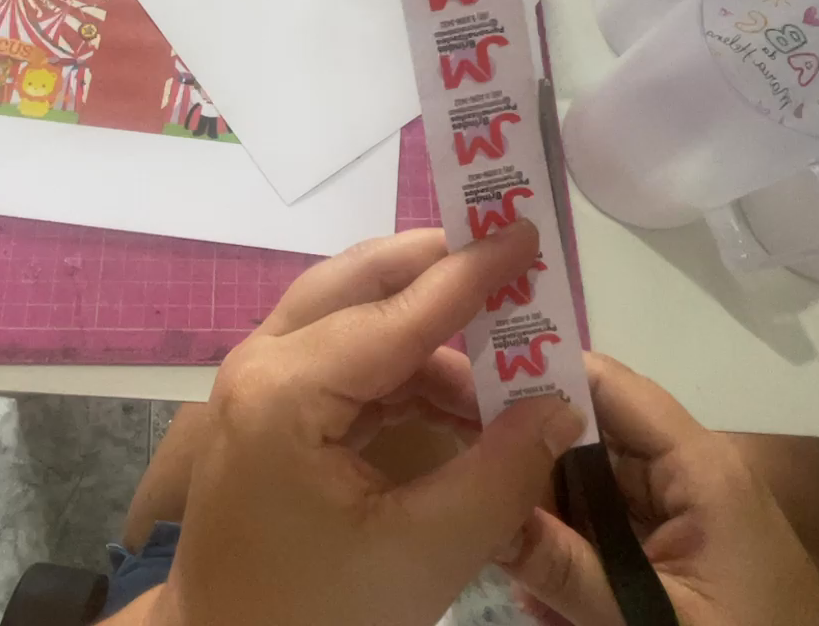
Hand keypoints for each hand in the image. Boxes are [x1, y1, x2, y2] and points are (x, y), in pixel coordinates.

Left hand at [151, 223, 585, 625]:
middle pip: (356, 281)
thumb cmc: (316, 615)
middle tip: (505, 255)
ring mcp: (258, 374)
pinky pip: (343, 352)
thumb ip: (500, 473)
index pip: (395, 313)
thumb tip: (561, 404)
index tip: (524, 231)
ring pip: (348, 309)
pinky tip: (455, 387)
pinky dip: (402, 360)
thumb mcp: (421, 555)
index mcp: (284, 392)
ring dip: (424, 318)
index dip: (469, 274)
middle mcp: (261, 361)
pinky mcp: (269, 397)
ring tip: (499, 334)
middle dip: (434, 265)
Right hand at [499, 353, 818, 625]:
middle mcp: (689, 470)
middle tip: (469, 487)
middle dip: (527, 463)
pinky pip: (608, 527)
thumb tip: (474, 514)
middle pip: (586, 433)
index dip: (535, 373)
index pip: (604, 383)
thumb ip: (564, 568)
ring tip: (502, 558)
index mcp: (698, 466)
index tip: (466, 386)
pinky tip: (545, 599)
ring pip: (588, 483)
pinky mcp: (681, 545)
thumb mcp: (655, 622)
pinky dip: (572, 551)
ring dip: (545, 517)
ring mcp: (684, 509)